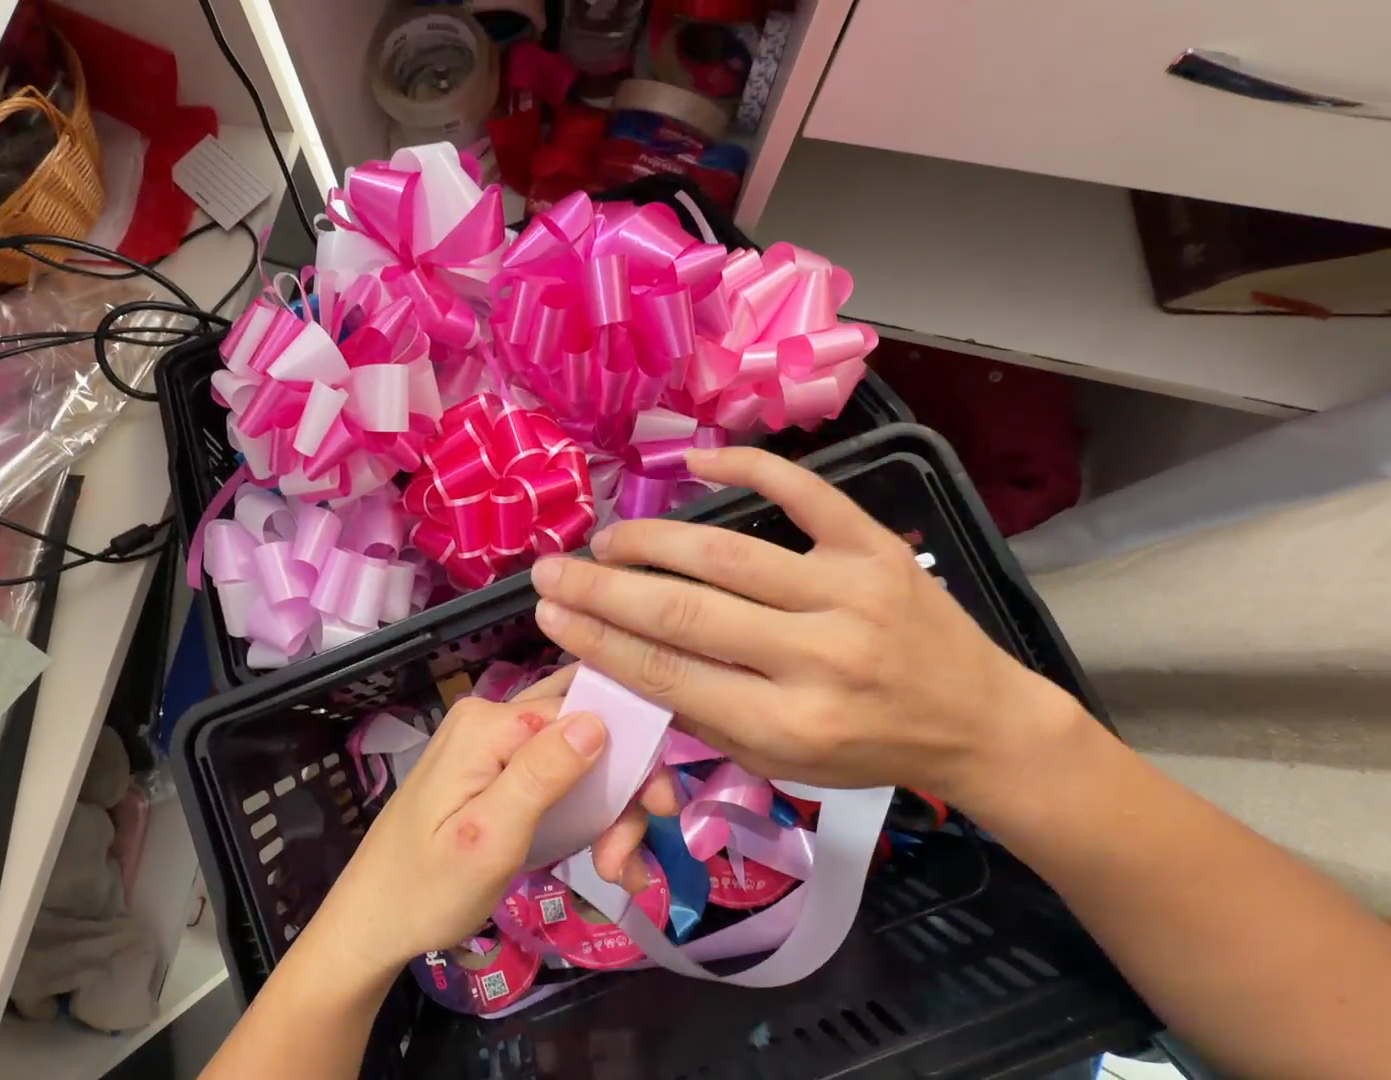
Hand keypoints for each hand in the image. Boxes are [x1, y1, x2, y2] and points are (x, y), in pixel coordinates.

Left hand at [307, 693, 659, 975]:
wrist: (374, 920)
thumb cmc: (426, 888)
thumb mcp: (489, 839)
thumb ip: (539, 775)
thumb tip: (597, 719)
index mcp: (487, 724)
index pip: (583, 709)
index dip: (629, 753)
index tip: (656, 813)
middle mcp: (491, 718)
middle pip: (585, 724)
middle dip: (624, 782)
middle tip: (630, 853)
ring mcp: (492, 744)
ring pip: (578, 753)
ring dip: (608, 808)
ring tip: (613, 871)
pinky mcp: (496, 771)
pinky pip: (556, 775)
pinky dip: (585, 813)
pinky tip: (598, 859)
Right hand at [528, 447, 1088, 815]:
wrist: (979, 722)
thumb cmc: (865, 749)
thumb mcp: (777, 762)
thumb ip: (699, 714)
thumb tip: (619, 660)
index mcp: (789, 725)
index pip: (667, 675)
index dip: (597, 640)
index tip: (549, 613)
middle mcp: (820, 659)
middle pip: (685, 614)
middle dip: (602, 589)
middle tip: (551, 569)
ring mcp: (853, 594)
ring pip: (728, 554)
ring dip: (651, 541)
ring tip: (606, 539)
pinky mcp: (878, 547)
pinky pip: (806, 494)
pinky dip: (747, 469)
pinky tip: (694, 464)